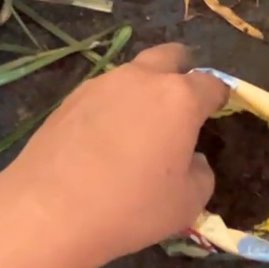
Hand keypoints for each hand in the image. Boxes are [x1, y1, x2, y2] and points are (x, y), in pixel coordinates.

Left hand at [0, 43, 228, 267]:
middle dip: (183, 70)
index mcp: (179, 98)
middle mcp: (140, 79)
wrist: (49, 211)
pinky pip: (102, 95)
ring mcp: (100, 85)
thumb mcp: (187, 203)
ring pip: (132, 74)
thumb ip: (201, 174)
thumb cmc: (131, 207)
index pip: (212, 83)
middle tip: (183, 99)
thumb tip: (191, 159)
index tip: (220, 109)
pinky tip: (104, 141)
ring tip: (139, 127)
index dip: (220, 96)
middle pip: (170, 56)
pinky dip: (112, 108)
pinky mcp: (68, 101)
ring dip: (143, 89)